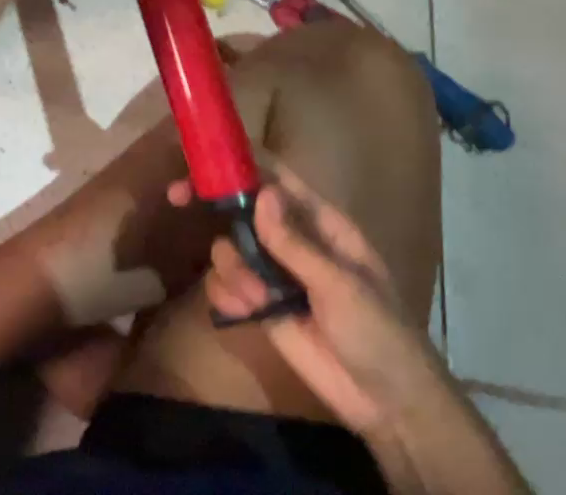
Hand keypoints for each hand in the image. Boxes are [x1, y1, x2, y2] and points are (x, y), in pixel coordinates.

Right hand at [171, 169, 445, 435]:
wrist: (388, 404)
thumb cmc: (380, 333)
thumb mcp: (341, 286)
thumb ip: (295, 243)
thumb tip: (262, 194)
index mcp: (321, 224)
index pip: (276, 179)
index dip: (239, 165)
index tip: (201, 161)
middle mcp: (291, 241)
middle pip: (239, 207)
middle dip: (209, 204)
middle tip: (177, 199)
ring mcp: (273, 274)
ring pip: (227, 249)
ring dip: (232, 271)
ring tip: (256, 301)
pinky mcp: (259, 306)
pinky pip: (224, 285)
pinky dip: (226, 296)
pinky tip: (244, 314)